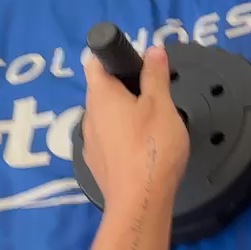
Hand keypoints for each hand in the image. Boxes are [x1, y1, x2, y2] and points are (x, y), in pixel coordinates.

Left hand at [82, 46, 189, 214]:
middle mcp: (89, 116)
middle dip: (125, 86)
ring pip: (106, 116)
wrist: (140, 200)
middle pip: (102, 90)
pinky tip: (143, 145)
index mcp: (101, 96)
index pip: (95, 64)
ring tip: (153, 121)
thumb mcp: (162, 104)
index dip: (114, 57)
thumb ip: (155, 75)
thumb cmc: (152, 146)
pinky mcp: (97, 162)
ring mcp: (90, 142)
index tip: (138, 64)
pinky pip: (108, 137)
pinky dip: (122, 134)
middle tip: (156, 93)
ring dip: (124, 112)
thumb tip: (153, 49)